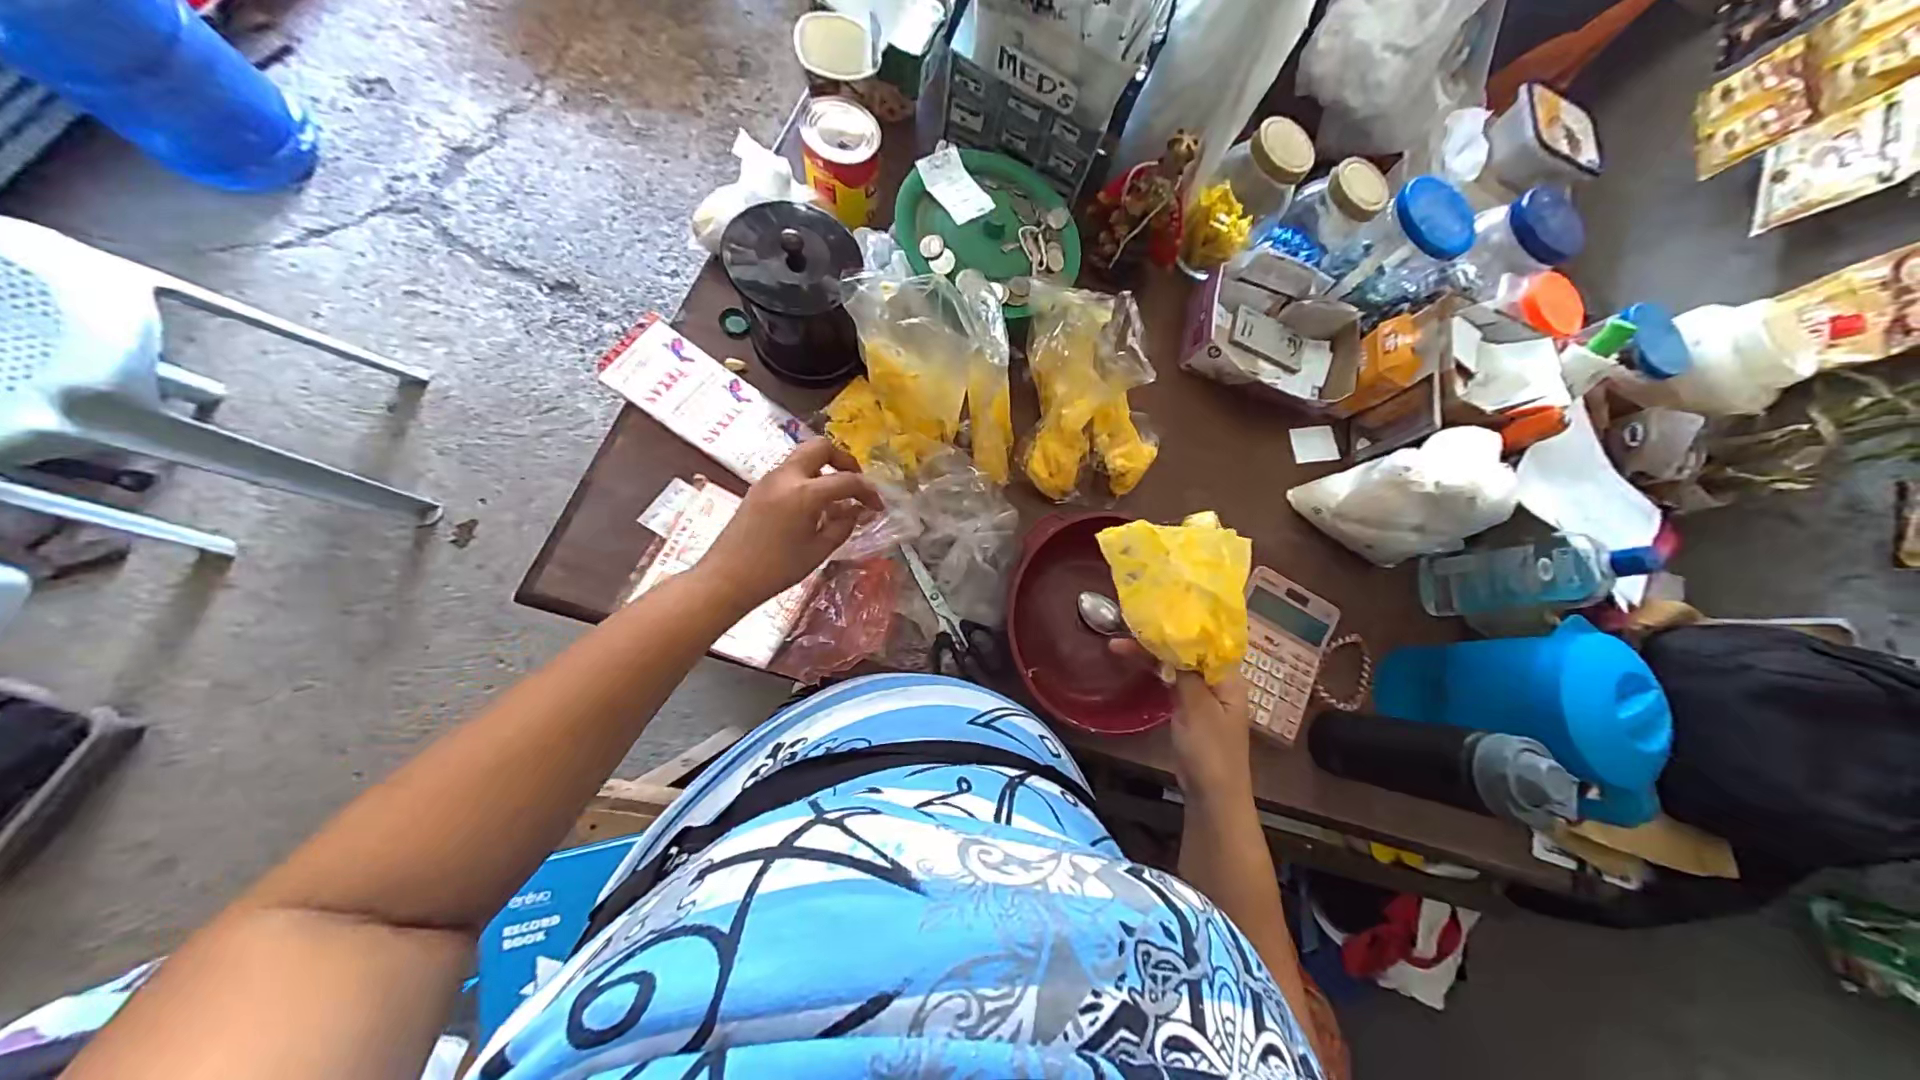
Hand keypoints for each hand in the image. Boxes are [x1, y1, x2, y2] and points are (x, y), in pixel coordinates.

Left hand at [702, 438, 881, 608]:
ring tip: (834, 499)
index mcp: (805, 493)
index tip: (877, 506)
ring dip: (824, 469)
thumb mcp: (818, 550)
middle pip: (821, 447)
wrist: (727, 578)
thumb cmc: (776, 569)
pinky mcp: (759, 487)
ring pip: (803, 457)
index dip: (868, 491)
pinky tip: (812, 507)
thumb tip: (857, 511)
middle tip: (854, 483)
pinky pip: (790, 471)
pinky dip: (807, 478)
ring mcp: (769, 479)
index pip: (847, 480)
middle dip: (844, 461)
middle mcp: (787, 476)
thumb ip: (843, 525)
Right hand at [1108, 639, 1251, 795]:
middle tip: (1125, 627)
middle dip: (1158, 639)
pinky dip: (1155, 671)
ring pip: (1177, 664)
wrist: (1212, 797)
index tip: (1151, 612)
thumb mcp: (1196, 707)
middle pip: (1188, 650)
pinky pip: (1172, 680)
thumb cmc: (1210, 752)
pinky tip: (1136, 663)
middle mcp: (1218, 681)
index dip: (1180, 624)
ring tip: (1120, 643)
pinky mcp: (1190, 709)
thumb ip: (1184, 672)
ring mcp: (1203, 696)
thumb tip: (1171, 640)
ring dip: (1152, 654)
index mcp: (1228, 677)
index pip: (1205, 639)